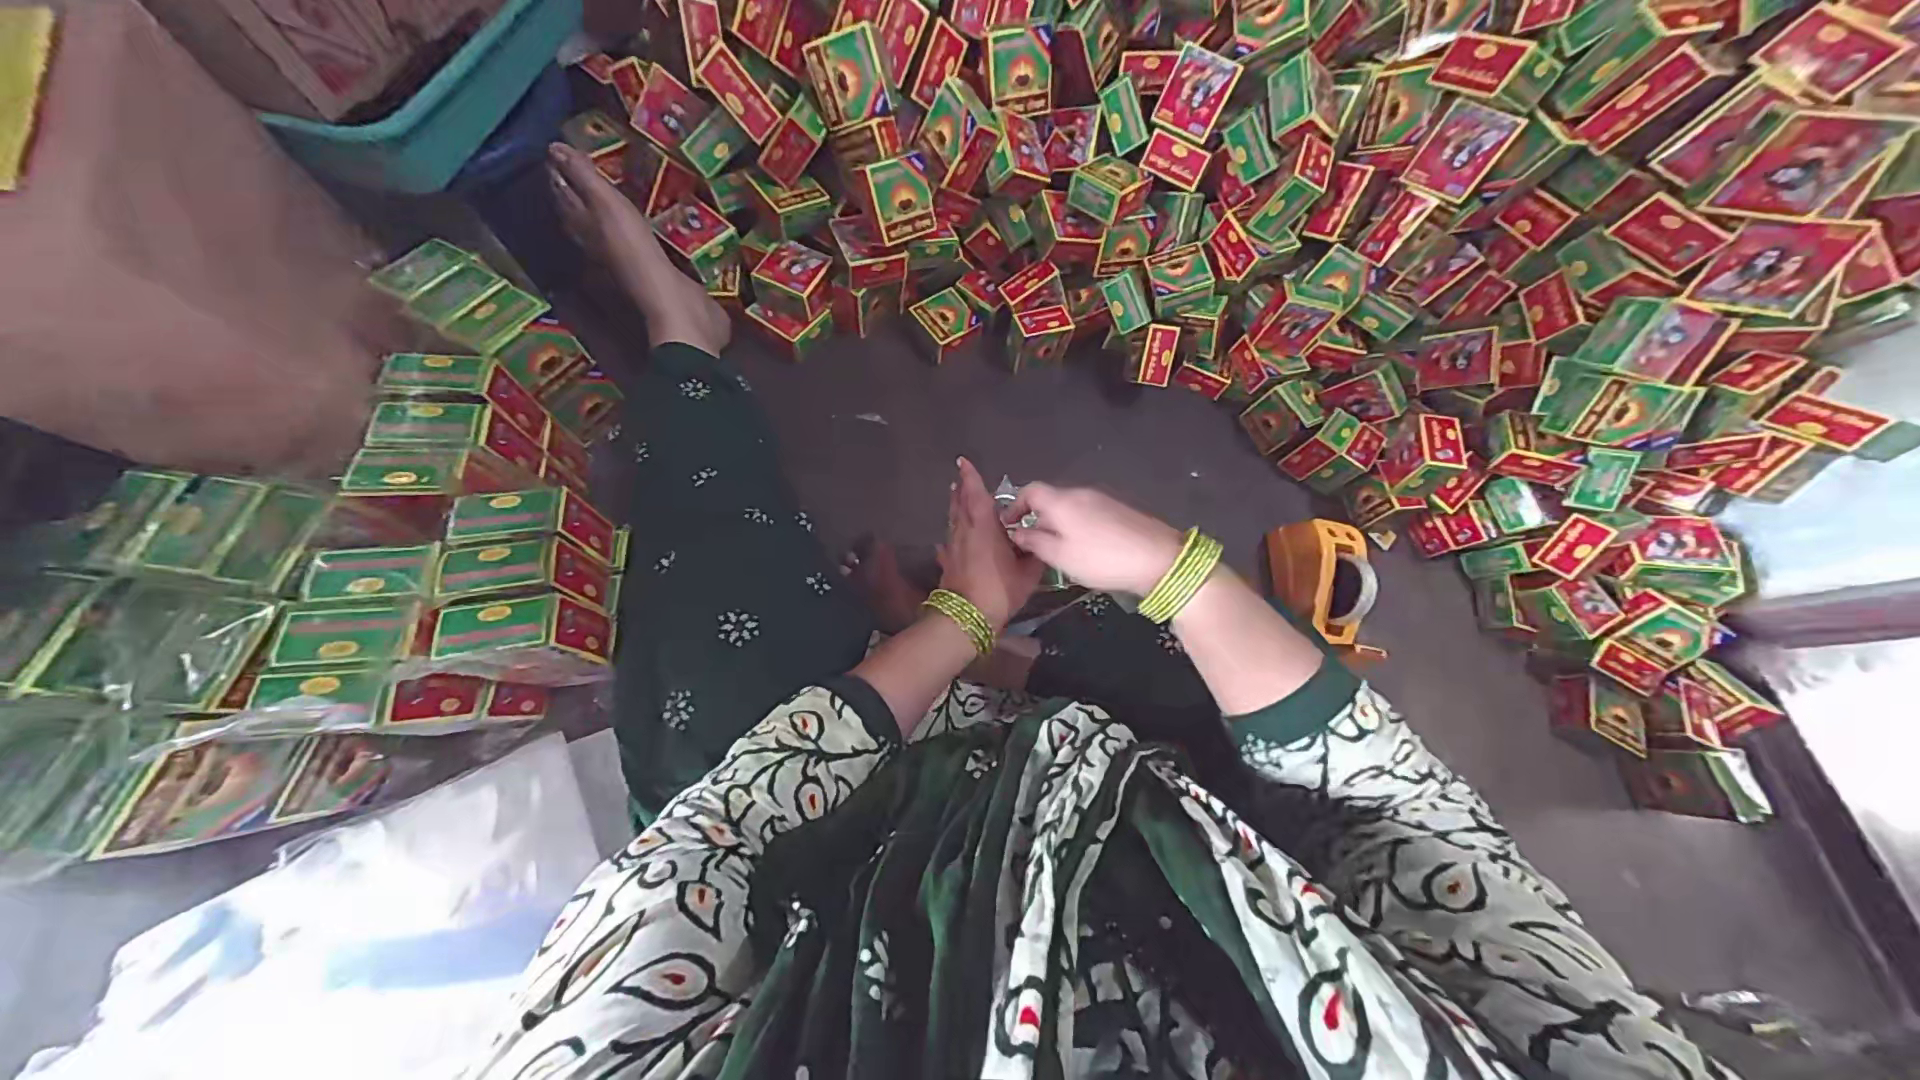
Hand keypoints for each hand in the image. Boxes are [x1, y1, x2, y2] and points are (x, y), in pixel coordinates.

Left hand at [937, 457, 1044, 629]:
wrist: (967, 618)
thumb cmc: (999, 590)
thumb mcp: (1027, 573)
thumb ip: (1034, 554)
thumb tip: (1038, 544)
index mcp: (983, 526)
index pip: (975, 494)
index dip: (970, 477)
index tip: (963, 462)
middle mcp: (964, 531)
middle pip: (960, 505)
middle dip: (962, 491)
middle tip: (961, 480)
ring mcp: (952, 547)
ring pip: (953, 521)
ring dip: (956, 509)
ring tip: (958, 500)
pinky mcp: (947, 563)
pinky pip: (949, 543)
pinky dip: (953, 536)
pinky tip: (951, 540)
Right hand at [999, 484, 1185, 595]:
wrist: (1158, 559)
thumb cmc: (1101, 559)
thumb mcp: (1060, 556)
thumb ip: (1033, 541)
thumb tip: (1016, 532)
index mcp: (1061, 500)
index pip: (1029, 490)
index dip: (1015, 505)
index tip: (1008, 525)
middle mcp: (1081, 493)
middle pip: (1050, 498)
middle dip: (1036, 517)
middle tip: (1030, 543)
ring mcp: (1103, 499)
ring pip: (1069, 507)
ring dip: (1057, 523)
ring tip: (1055, 549)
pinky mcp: (1119, 510)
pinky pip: (1087, 513)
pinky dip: (1076, 525)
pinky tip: (1082, 547)